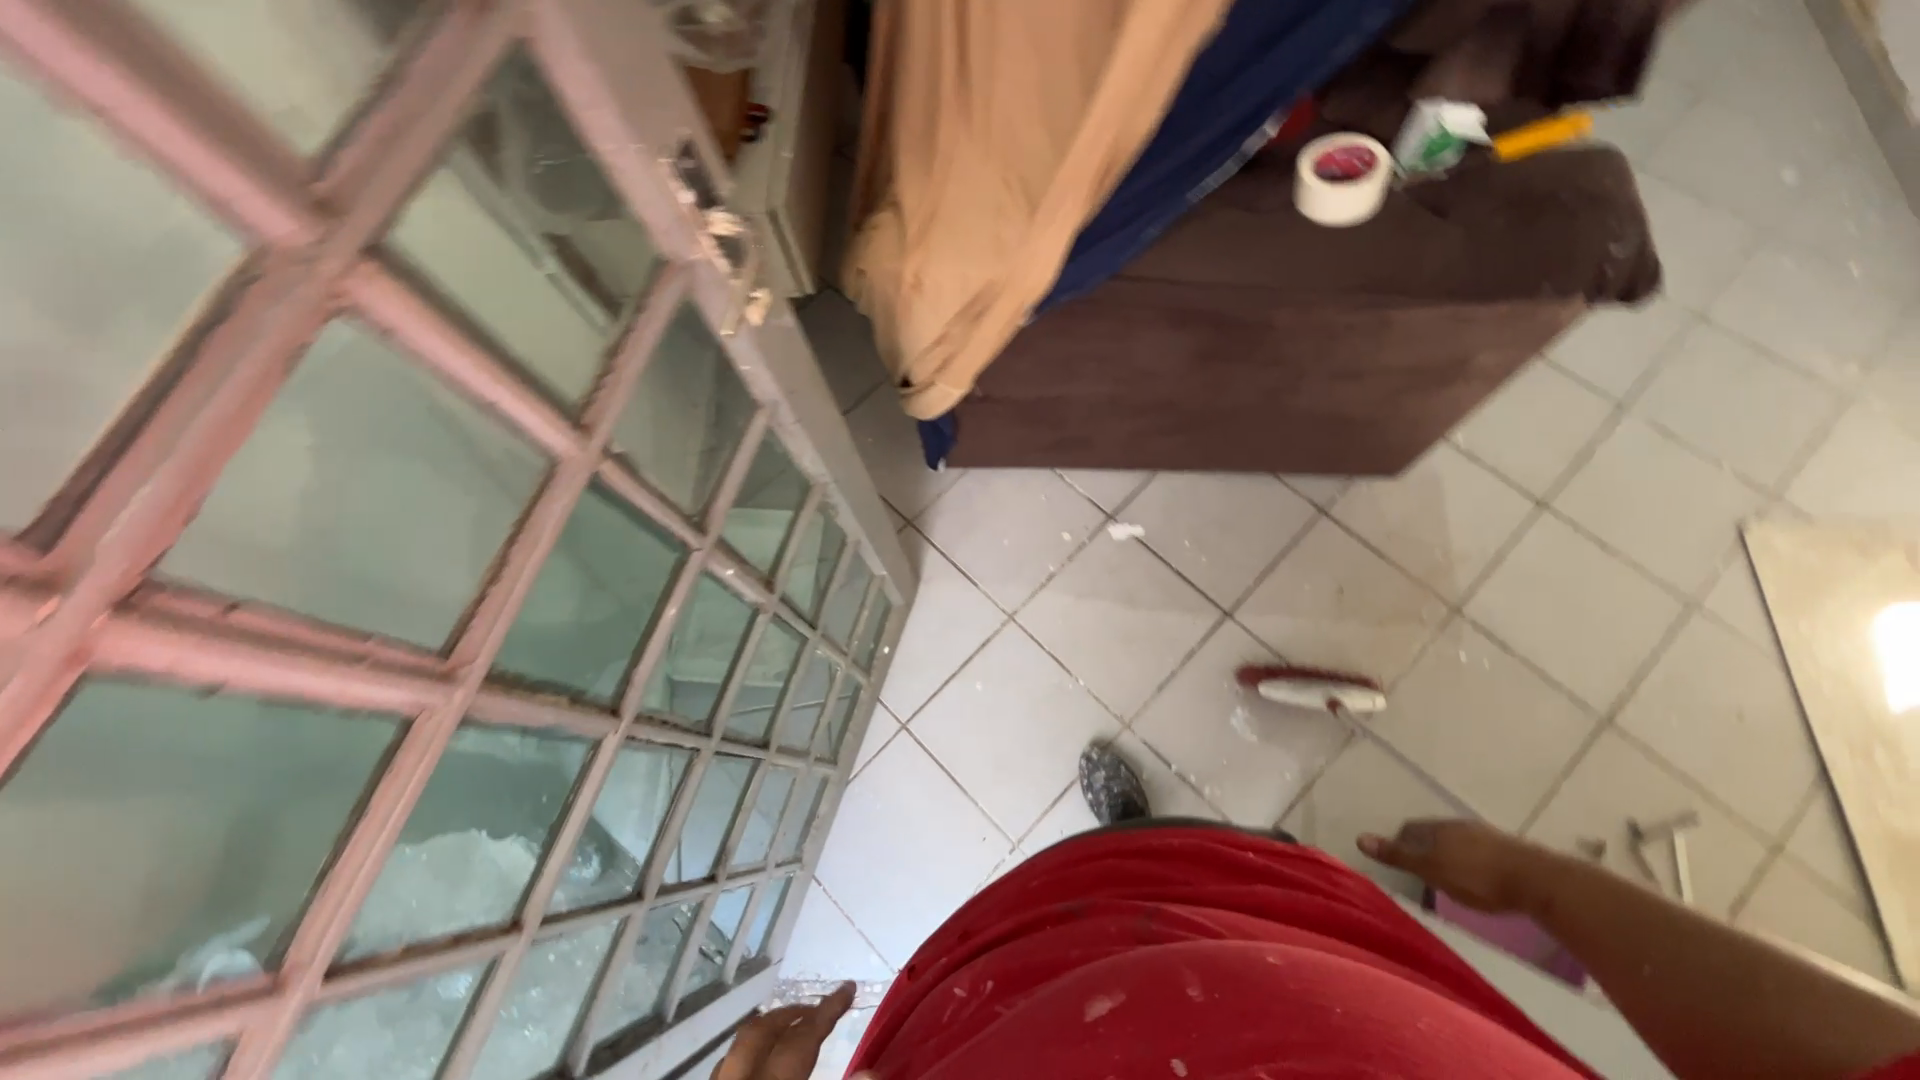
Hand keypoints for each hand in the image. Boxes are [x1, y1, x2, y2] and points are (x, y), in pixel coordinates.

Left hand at [714, 981, 856, 1079]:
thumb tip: (870, 1070)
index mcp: (770, 1079)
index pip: (802, 1036)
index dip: (827, 1010)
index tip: (848, 987)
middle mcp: (738, 1078)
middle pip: (761, 1031)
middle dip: (792, 1014)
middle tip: (820, 1009)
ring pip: (737, 1048)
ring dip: (767, 1032)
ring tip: (793, 1030)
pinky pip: (725, 1068)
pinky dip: (747, 1056)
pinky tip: (761, 1064)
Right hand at [1358, 819, 1551, 913]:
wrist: (1538, 881)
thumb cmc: (1477, 878)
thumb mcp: (1432, 870)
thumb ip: (1398, 856)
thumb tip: (1360, 838)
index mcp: (1437, 829)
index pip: (1408, 829)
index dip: (1401, 845)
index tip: (1401, 865)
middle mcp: (1458, 826)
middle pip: (1432, 834)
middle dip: (1424, 850)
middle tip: (1422, 874)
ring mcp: (1484, 836)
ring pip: (1456, 842)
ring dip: (1449, 856)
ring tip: (1449, 878)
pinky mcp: (1507, 850)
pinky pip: (1477, 851)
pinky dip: (1470, 862)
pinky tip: (1477, 879)